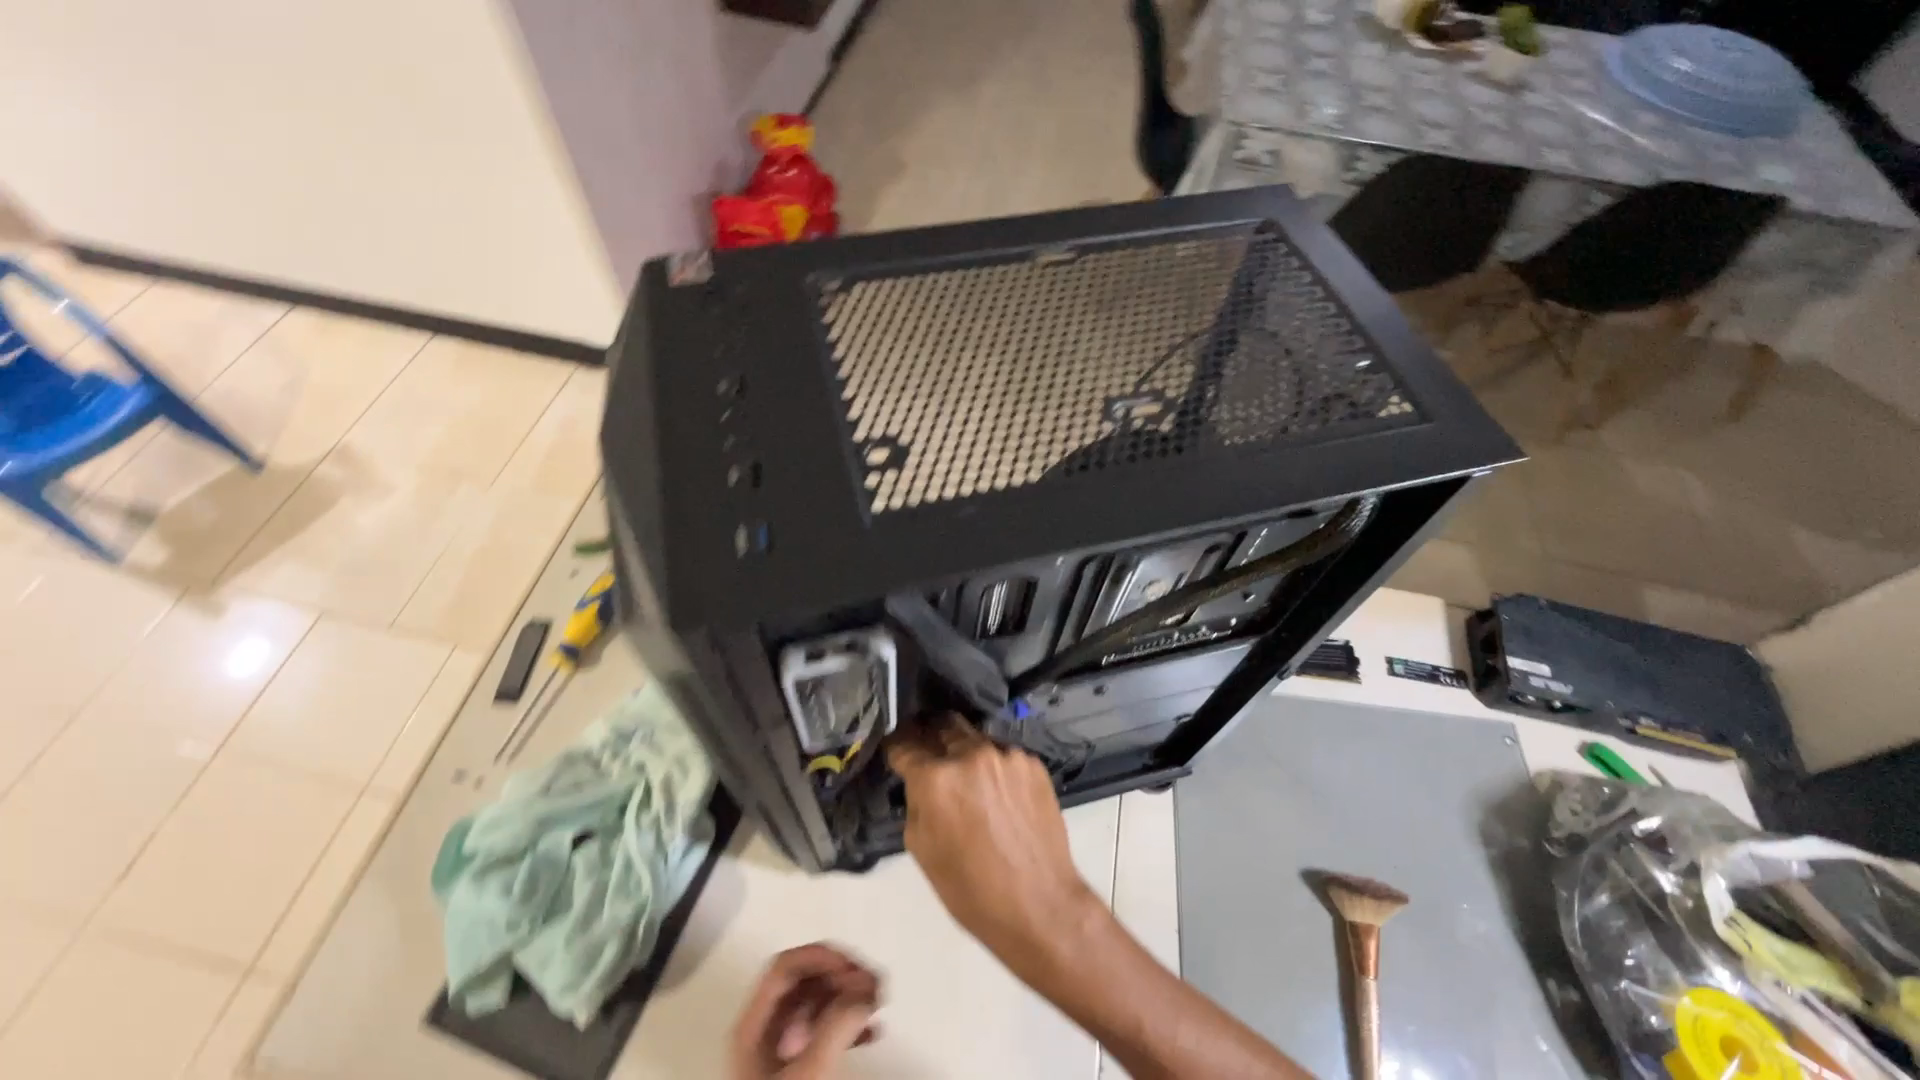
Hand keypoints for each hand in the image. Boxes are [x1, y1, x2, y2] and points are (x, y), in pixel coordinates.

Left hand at [730, 944, 880, 1079]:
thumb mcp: (809, 1074)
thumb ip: (836, 1026)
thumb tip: (864, 987)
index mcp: (755, 1026)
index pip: (786, 968)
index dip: (822, 959)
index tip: (857, 972)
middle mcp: (764, 1032)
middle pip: (804, 983)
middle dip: (842, 976)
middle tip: (875, 986)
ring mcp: (780, 1053)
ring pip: (817, 1006)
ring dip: (849, 997)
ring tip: (878, 1004)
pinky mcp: (796, 1071)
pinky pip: (824, 1032)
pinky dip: (849, 1024)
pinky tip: (871, 1033)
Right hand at [886, 713, 1100, 959]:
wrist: (1039, 905)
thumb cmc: (970, 888)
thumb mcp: (922, 848)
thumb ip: (916, 802)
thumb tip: (919, 783)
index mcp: (936, 778)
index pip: (904, 744)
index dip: (896, 748)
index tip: (896, 751)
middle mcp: (972, 755)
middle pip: (943, 726)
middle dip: (932, 737)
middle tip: (929, 754)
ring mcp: (1008, 756)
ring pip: (977, 741)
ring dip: (966, 754)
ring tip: (970, 782)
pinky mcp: (1035, 765)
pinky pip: (1005, 757)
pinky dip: (995, 769)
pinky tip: (1000, 796)